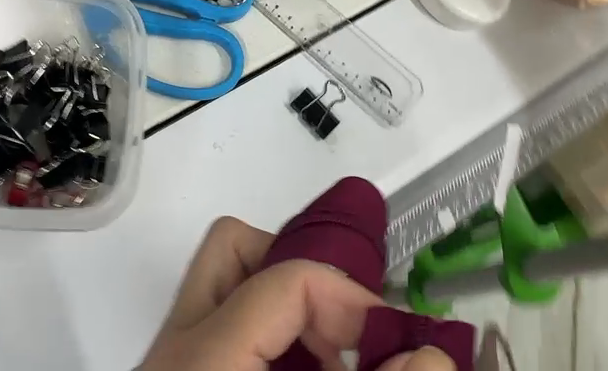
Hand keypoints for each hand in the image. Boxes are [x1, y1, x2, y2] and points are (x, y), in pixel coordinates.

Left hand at [140, 217, 454, 370]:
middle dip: (305, 275)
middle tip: (351, 333)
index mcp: (204, 352)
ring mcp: (172, 359)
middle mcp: (178, 343)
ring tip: (334, 357)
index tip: (399, 341)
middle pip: (234, 247)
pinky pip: (224, 327)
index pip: (285, 278)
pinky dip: (269, 338)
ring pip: (226, 284)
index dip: (353, 299)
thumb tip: (436, 351)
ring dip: (288, 308)